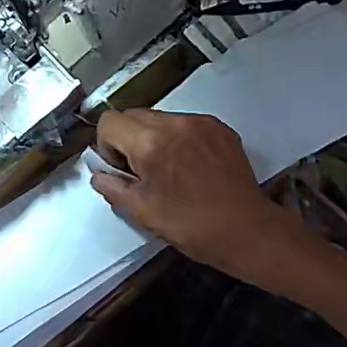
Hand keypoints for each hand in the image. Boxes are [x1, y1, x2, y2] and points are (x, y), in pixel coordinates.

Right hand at [91, 109, 308, 281]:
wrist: (247, 231)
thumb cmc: (190, 226)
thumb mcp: (141, 212)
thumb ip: (112, 187)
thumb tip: (99, 174)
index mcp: (151, 143)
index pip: (109, 122)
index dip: (106, 146)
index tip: (121, 170)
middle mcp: (175, 123)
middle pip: (133, 115)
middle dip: (127, 140)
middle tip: (142, 173)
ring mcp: (201, 122)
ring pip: (159, 118)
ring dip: (153, 138)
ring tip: (168, 170)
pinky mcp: (220, 128)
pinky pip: (185, 123)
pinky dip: (178, 139)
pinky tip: (190, 166)